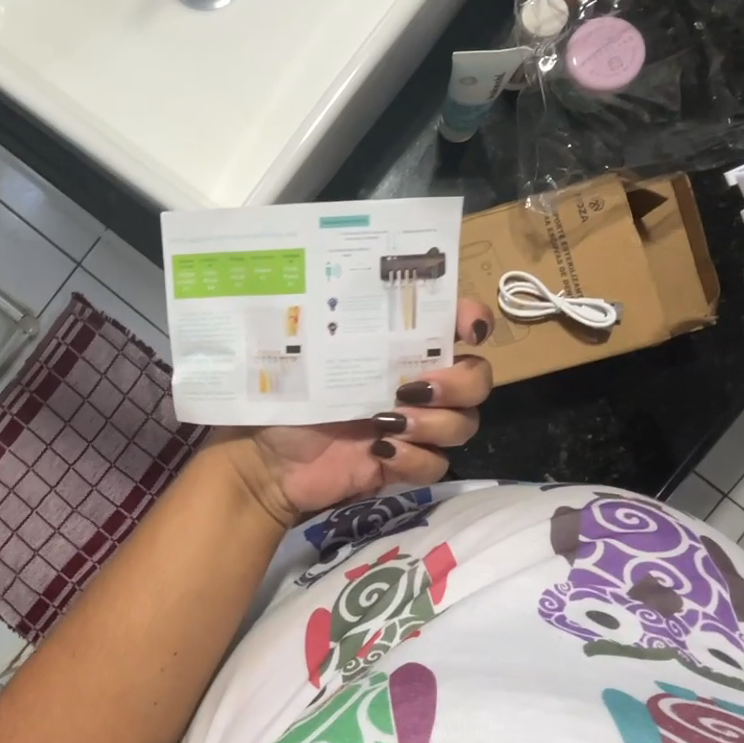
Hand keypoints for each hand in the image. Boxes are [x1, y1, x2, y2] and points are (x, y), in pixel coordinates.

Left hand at [208, 299, 496, 528]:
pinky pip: (437, 464)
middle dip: (461, 381)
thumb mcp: (305, 355)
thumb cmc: (284, 399)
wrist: (266, 460)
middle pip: (477, 378)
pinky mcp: (404, 465)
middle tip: (415, 387)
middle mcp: (415, 382)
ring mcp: (414, 426)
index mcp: (395, 348)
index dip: (472, 320)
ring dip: (436, 422)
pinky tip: (380, 451)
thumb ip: (329, 325)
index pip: (453, 325)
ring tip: (388, 422)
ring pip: (464, 423)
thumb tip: (330, 277)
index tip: (466, 328)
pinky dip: (414, 458)